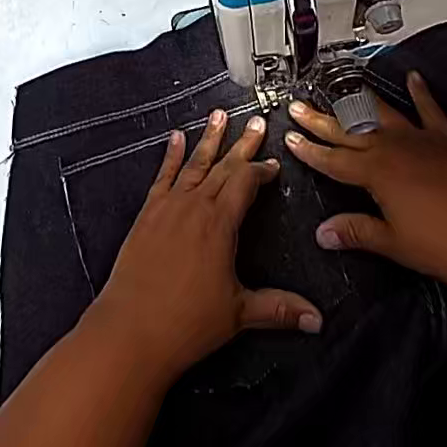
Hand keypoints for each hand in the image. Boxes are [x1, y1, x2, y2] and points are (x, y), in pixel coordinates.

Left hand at [81, 110, 322, 384]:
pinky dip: (171, 155)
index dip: (262, 172)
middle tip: (256, 123)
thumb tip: (315, 319)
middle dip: (243, 144)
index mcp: (220, 223)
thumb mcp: (239, 313)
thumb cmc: (185, 323)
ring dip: (209, 138)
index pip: (246, 183)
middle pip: (225, 166)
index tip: (273, 165)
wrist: (130, 330)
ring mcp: (169, 207)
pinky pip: (163, 176)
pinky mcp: (148, 214)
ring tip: (218, 115)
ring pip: (195, 163)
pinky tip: (175, 139)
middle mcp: (195, 206)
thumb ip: (279, 309)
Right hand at [285, 72, 446, 302]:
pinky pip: (429, 111)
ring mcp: (420, 141)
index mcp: (376, 173)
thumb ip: (357, 231)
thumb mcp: (395, 243)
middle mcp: (393, 149)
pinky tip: (414, 78)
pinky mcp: (446, 142)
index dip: (309, 150)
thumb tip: (323, 233)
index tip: (289, 138)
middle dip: (320, 121)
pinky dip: (421, 93)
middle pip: (348, 131)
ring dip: (357, 104)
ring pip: (380, 115)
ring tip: (338, 92)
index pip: (332, 159)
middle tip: (299, 107)